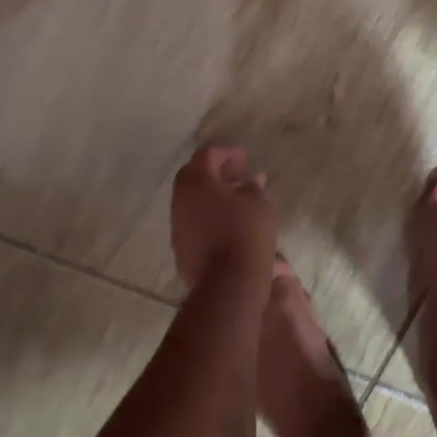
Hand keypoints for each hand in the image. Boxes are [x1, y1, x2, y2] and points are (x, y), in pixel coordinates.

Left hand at [171, 147, 276, 288]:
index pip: (206, 155)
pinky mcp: (180, 247)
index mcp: (197, 181)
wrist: (228, 282)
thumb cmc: (246, 232)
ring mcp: (177, 225)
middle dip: (213, 172)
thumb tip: (252, 179)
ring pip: (190, 201)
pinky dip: (207, 216)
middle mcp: (180, 200)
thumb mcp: (260, 203)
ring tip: (234, 201)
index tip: (245, 159)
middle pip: (192, 176)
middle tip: (236, 175)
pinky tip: (227, 224)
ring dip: (210, 196)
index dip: (226, 153)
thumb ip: (254, 187)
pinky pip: (192, 222)